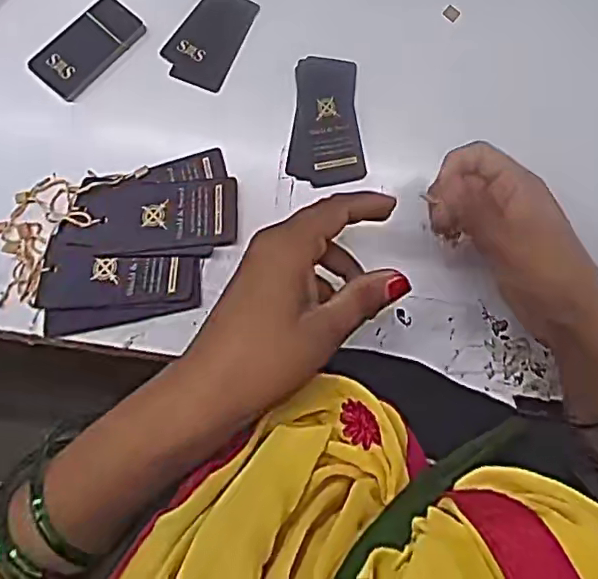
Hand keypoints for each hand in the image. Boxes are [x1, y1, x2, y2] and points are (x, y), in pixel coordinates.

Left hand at [179, 193, 409, 425]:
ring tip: (357, 290)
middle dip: (353, 227)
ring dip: (336, 260)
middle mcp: (270, 247)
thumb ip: (362, 297)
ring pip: (308, 246)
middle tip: (378, 224)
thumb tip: (392, 278)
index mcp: (287, 246)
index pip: (335, 208)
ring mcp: (259, 265)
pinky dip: (317, 275)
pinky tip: (328, 307)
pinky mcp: (253, 283)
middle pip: (320, 222)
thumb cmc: (254, 362)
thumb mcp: (323, 329)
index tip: (386, 205)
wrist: (205, 394)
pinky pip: (293, 263)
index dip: (366, 204)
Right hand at [427, 142, 597, 353]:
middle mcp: (514, 196)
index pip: (475, 156)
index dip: (451, 171)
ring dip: (451, 213)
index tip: (439, 200)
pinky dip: (459, 229)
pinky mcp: (504, 242)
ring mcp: (509, 220)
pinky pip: (474, 222)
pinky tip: (455, 246)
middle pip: (468, 176)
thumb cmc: (550, 278)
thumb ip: (470, 207)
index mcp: (519, 185)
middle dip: (447, 194)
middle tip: (440, 223)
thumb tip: (444, 185)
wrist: (575, 321)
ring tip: (446, 237)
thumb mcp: (503, 238)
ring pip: (468, 200)